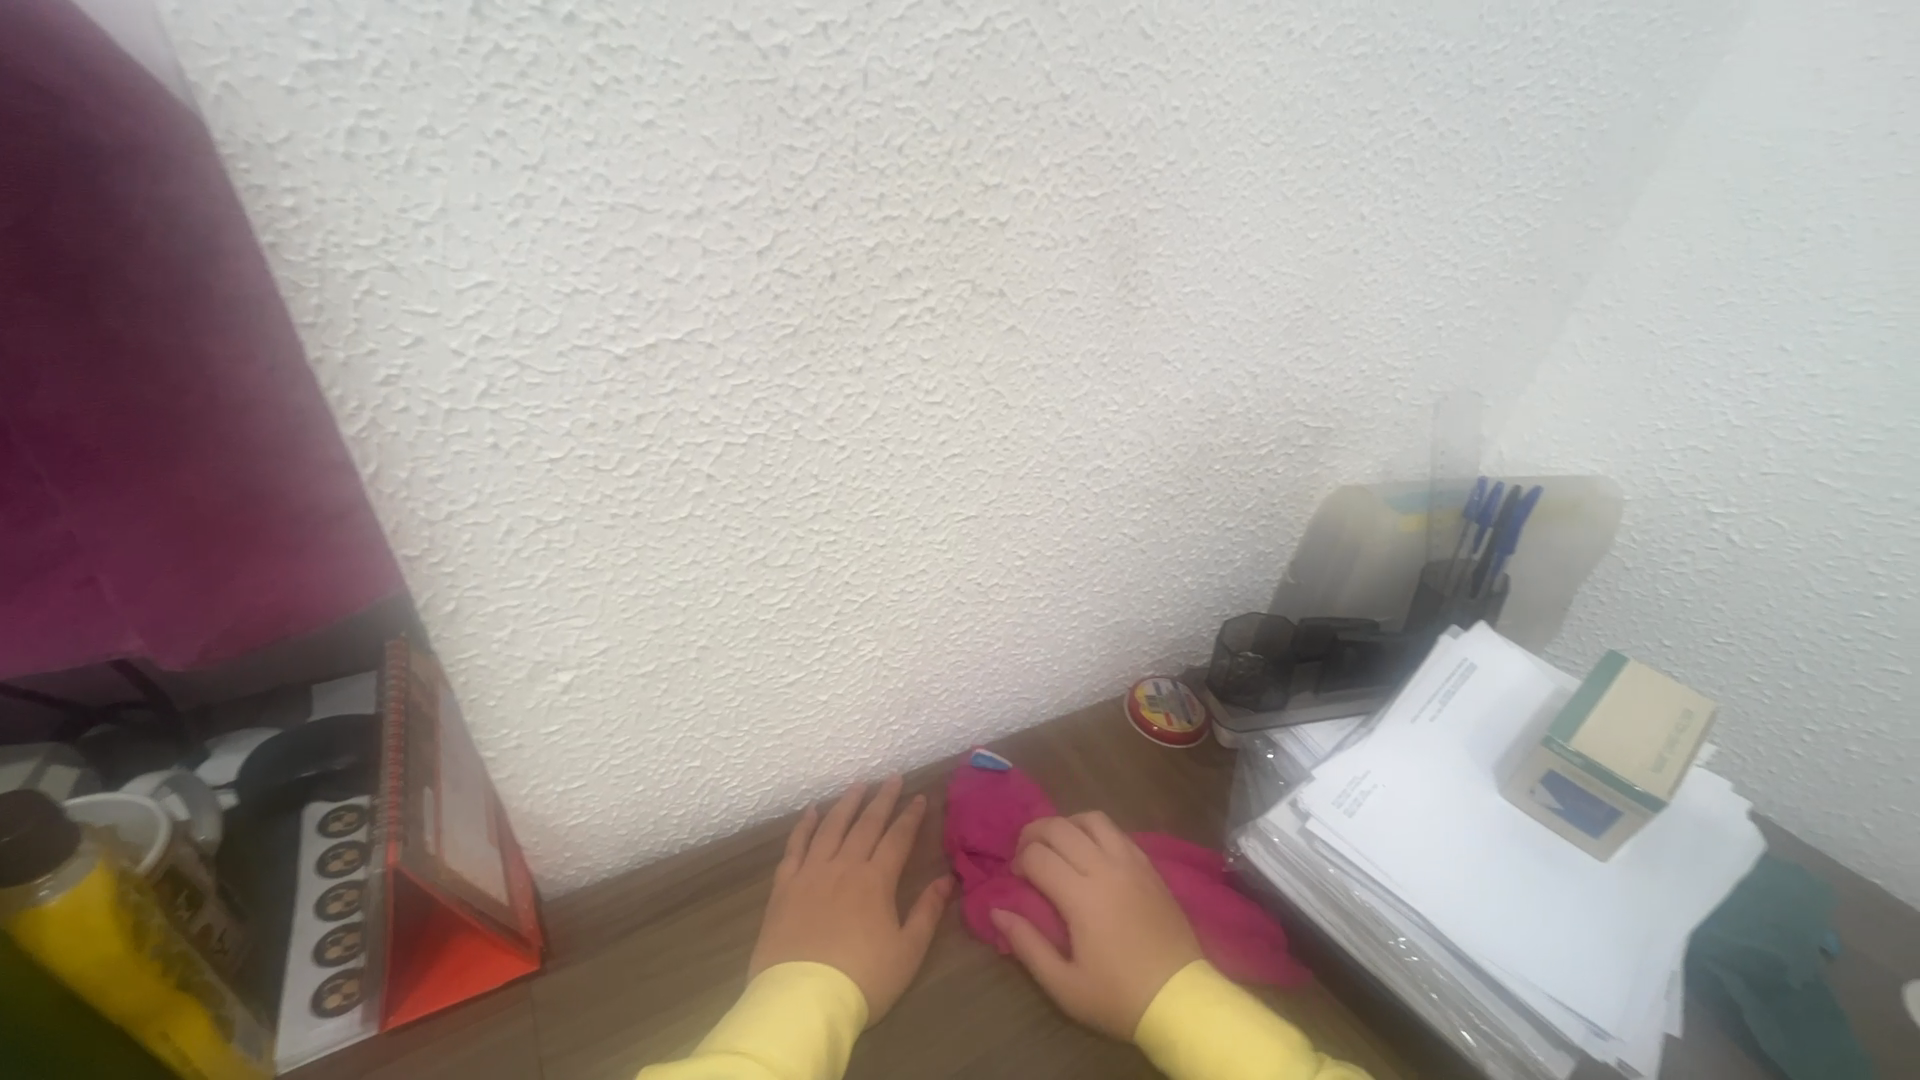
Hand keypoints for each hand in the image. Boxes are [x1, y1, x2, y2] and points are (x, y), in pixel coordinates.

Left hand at [749, 777, 952, 1025]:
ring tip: (858, 785)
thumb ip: (927, 912)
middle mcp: (844, 866)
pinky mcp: (784, 887)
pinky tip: (812, 811)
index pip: (898, 838)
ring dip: (847, 803)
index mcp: (876, 881)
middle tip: (892, 778)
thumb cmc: (862, 980)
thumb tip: (945, 879)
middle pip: (866, 824)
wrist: (802, 1002)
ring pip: (831, 827)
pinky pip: (795, 846)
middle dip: (882, 799)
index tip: (920, 797)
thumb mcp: (907, 952)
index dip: (910, 816)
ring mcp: (810, 874)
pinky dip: (805, 825)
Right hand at [990, 812, 1202, 1040]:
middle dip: (1033, 834)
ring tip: (1057, 847)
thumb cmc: (1118, 998)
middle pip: (1060, 827)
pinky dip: (1095, 832)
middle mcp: (1106, 868)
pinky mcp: (1150, 866)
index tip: (1017, 880)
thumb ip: (1027, 944)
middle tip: (1026, 856)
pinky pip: (1117, 832)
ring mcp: (1131, 863)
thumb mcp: (1064, 985)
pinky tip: (1090, 854)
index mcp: (1081, 896)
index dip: (1019, 861)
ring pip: (1091, 819)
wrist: (1180, 1000)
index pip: (1038, 855)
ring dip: (1066, 825)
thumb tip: (997, 911)